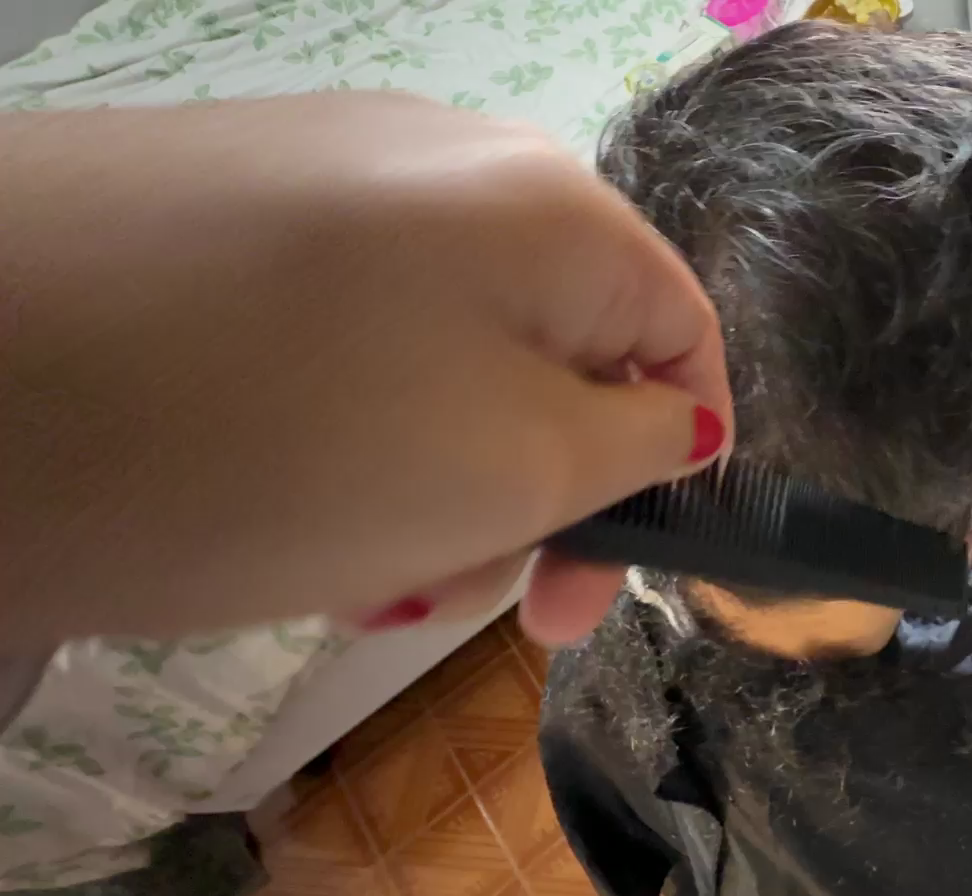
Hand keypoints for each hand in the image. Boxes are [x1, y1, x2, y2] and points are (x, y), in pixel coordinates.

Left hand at [0, 93, 730, 648]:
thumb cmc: (288, 441)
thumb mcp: (530, 467)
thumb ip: (651, 445)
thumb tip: (687, 428)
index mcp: (558, 215)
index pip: (689, 339)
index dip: (685, 453)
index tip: (637, 554)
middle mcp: (466, 178)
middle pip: (582, 363)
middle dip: (562, 497)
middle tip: (526, 609)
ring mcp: (349, 194)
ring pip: (482, 374)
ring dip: (469, 493)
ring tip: (391, 578)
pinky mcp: (249, 228)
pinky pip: (385, 356)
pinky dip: (386, 450)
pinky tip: (324, 523)